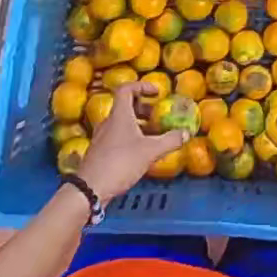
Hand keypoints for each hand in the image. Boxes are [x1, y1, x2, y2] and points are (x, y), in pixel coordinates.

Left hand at [76, 82, 186, 200]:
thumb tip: (186, 132)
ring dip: (138, 123)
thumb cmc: (121, 162)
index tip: (157, 92)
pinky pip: (118, 136)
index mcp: (120, 115)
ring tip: (154, 134)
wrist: (90, 189)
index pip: (126, 89)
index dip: (142, 86)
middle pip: (125, 106)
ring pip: (122, 122)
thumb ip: (170, 140)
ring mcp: (102, 137)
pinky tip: (142, 151)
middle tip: (158, 115)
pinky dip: (131, 136)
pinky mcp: (101, 151)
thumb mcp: (150, 151)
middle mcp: (109, 122)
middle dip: (144, 107)